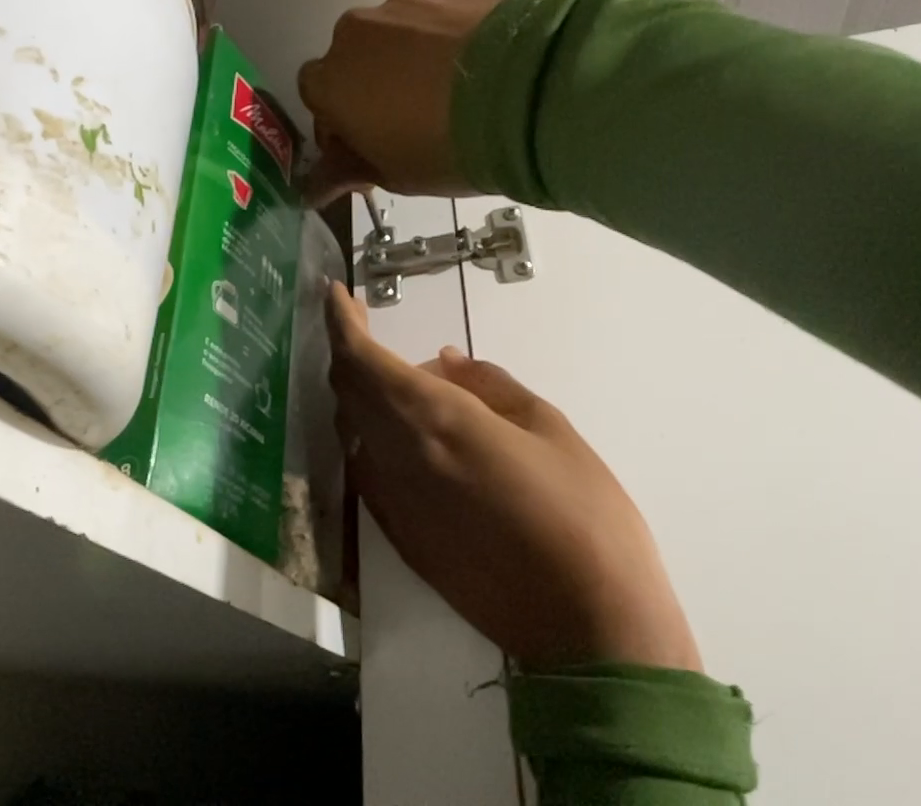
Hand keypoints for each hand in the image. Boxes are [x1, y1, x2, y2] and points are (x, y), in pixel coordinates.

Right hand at [298, 0, 504, 204]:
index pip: (317, 101)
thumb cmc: (445, 145)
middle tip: (408, 126)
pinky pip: (431, 26)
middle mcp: (355, 34)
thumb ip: (350, 171)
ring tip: (448, 99)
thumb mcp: (396, 174)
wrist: (527, 87)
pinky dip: (441, 47)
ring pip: (392, 41)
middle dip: (371, 91)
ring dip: (405, 66)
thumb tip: (316, 185)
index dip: (340, 128)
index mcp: (330, 82)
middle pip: (352, 64)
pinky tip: (472, 75)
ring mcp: (403, 6)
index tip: (368, 150)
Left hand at [327, 283, 701, 671]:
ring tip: (399, 379)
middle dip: (348, 351)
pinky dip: (372, 436)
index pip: (361, 359)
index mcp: (434, 421)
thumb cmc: (584, 514)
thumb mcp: (549, 428)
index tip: (334, 295)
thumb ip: (489, 386)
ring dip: (360, 394)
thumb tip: (444, 364)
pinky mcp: (399, 538)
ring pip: (353, 430)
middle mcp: (396, 458)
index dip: (340, 322)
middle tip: (366, 326)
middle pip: (348, 391)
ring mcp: (392, 503)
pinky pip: (367, 469)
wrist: (585, 625)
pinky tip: (407, 435)